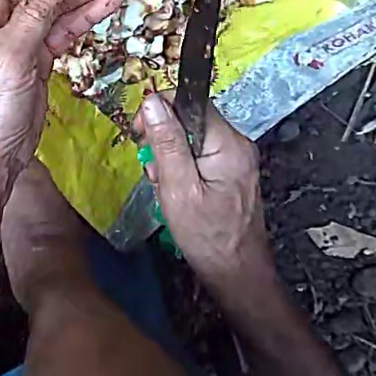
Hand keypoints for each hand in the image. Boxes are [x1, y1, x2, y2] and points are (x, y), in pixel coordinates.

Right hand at [135, 91, 276, 293]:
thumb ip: (166, 143)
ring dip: (170, 155)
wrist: (236, 273)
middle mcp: (237, 144)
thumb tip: (152, 102)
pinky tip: (176, 189)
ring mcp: (236, 158)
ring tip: (163, 185)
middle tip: (152, 169)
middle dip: (163, 138)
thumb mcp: (178, 188)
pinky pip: (200, 154)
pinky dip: (182, 166)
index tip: (139, 132)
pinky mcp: (232, 171)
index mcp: (227, 143)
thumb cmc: (205, 235)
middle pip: (190, 118)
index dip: (160, 109)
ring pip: (192, 137)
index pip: (190, 101)